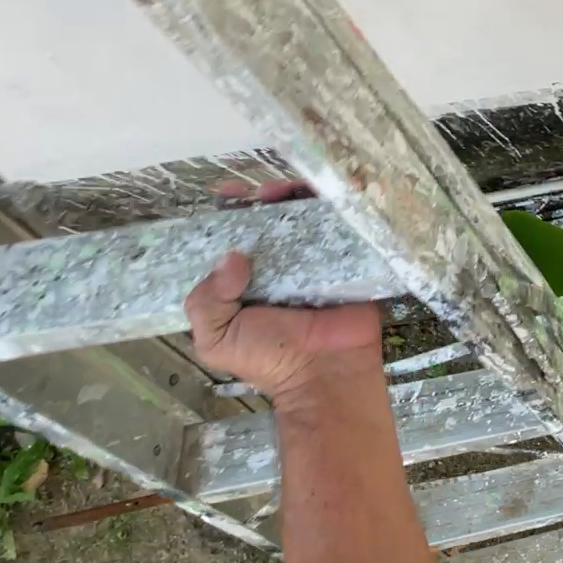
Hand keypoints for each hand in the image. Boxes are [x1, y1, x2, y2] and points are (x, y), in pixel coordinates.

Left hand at [185, 180, 384, 406]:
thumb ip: (207, 301)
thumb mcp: (218, 338)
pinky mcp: (355, 260)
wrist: (327, 373)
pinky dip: (349, 210)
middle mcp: (286, 264)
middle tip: (271, 192)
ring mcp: (322, 260)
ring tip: (301, 189)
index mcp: (249, 279)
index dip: (233, 211)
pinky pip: (351, 230)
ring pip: (314, 218)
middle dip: (273, 197)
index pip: (237, 235)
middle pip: (279, 218)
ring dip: (308, 196)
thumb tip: (232, 257)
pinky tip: (344, 193)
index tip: (231, 193)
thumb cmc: (271, 358)